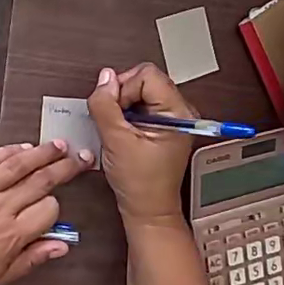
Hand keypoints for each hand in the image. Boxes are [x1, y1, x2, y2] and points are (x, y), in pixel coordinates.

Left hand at [0, 141, 88, 284]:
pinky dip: (6, 152)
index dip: (55, 207)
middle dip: (64, 168)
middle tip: (82, 156)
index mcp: (10, 236)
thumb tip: (62, 245)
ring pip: (17, 165)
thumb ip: (31, 260)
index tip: (54, 207)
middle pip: (40, 182)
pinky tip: (21, 147)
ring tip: (59, 144)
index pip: (48, 210)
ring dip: (41, 153)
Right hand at [88, 63, 195, 227]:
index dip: (123, 89)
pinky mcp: (161, 125)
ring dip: (122, 106)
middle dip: (122, 96)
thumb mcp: (115, 141)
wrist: (147, 210)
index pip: (146, 75)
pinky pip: (140, 105)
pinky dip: (125, 115)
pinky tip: (123, 134)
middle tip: (115, 121)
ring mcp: (171, 118)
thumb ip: (106, 105)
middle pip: (144, 79)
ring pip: (140, 91)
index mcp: (178, 112)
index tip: (115, 112)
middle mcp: (179, 110)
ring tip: (120, 130)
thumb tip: (104, 78)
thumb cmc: (140, 184)